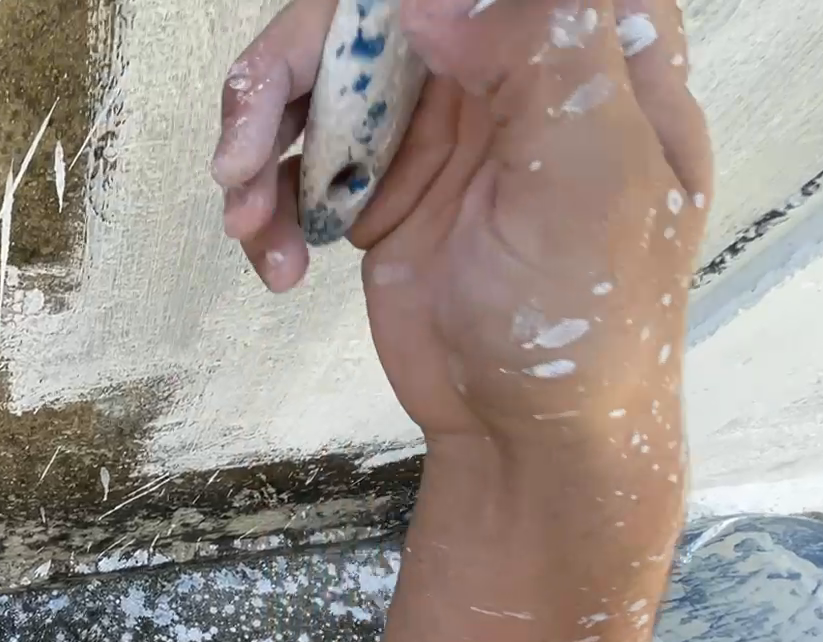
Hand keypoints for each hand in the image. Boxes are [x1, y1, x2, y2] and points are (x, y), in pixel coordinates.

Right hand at [213, 0, 711, 457]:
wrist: (520, 419)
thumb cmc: (584, 310)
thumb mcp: (587, 176)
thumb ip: (534, 57)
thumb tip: (422, 0)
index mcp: (567, 36)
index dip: (362, 10)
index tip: (314, 76)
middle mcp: (483, 69)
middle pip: (350, 33)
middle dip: (275, 92)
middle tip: (234, 164)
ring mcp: (416, 137)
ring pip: (305, 107)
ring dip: (257, 166)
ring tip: (246, 231)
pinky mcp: (365, 197)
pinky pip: (290, 183)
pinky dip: (267, 222)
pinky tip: (279, 268)